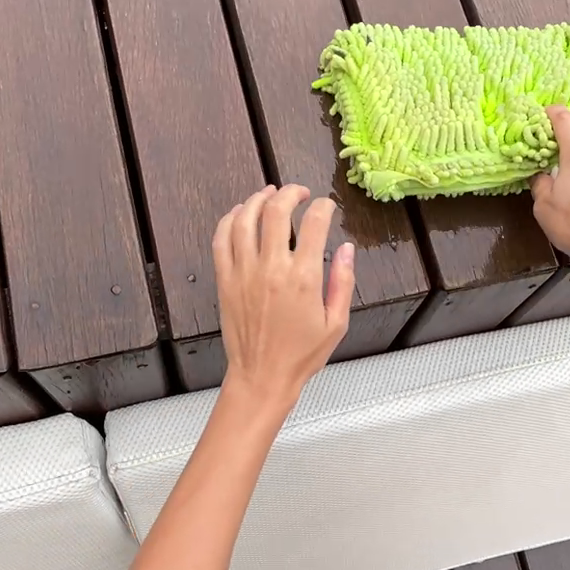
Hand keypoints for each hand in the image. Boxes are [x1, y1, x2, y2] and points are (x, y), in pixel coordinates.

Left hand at [212, 185, 354, 407]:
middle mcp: (272, 269)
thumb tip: (347, 249)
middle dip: (290, 193)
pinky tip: (240, 214)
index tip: (326, 206)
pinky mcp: (225, 281)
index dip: (323, 207)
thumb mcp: (336, 323)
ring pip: (245, 219)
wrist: (261, 377)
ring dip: (257, 199)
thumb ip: (343, 282)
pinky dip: (230, 220)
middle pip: (276, 211)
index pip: (315, 224)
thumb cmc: (301, 355)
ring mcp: (244, 273)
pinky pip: (221, 240)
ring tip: (269, 194)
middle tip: (299, 193)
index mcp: (304, 279)